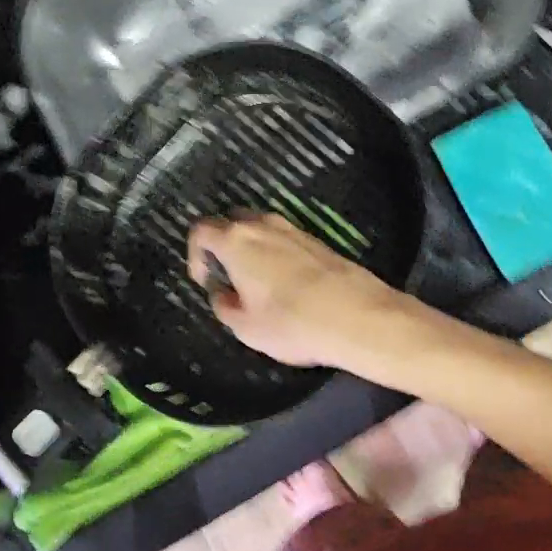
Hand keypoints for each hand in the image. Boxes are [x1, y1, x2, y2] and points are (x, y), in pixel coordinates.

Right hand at [187, 212, 406, 368]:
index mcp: (236, 240)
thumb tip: (222, 293)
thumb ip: (224, 306)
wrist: (356, 315)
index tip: (206, 281)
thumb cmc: (291, 322)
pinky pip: (283, 239)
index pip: (201, 230)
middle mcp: (262, 224)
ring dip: (252, 250)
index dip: (195, 255)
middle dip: (224, 247)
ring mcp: (292, 228)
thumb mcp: (245, 327)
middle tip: (229, 279)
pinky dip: (275, 254)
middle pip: (231, 223)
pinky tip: (287, 286)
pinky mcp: (316, 239)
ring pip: (260, 229)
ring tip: (259, 286)